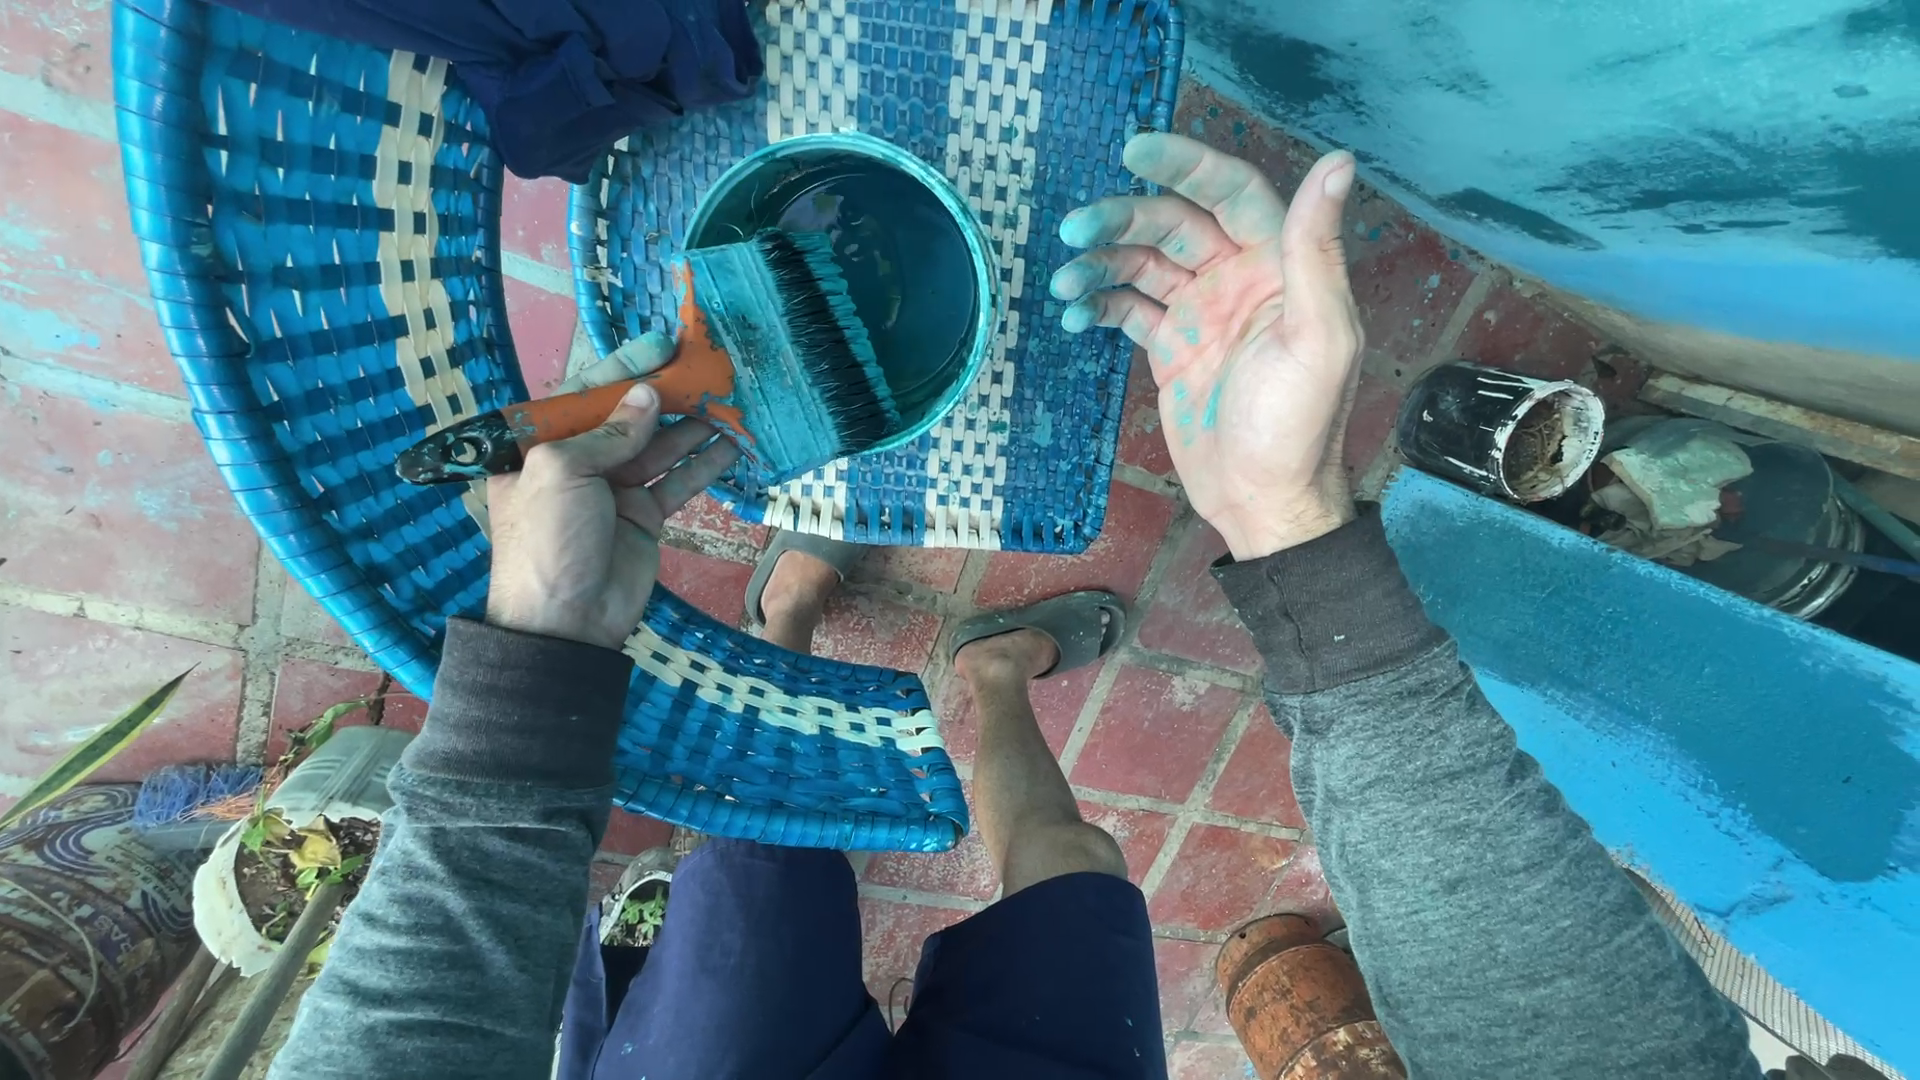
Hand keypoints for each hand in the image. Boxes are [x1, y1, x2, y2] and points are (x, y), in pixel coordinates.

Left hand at [485, 334, 740, 648]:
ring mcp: (617, 487)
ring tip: (729, 402)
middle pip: (630, 416)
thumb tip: (649, 396)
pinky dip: (704, 463)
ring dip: (694, 426)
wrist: (567, 619)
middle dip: (668, 395)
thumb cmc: (549, 538)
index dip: (624, 368)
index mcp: (543, 444)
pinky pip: (679, 480)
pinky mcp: (647, 514)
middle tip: (707, 372)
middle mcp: (582, 460)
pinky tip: (732, 444)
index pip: (587, 393)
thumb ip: (609, 433)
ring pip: (661, 446)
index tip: (662, 344)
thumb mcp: (562, 473)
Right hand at [1052, 134, 1364, 559]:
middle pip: (1172, 225)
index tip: (1132, 151)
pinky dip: (1101, 305)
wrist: (1259, 498)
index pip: (1228, 193)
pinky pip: (1129, 311)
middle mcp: (1236, 279)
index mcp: (1277, 266)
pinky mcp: (1170, 349)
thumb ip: (1316, 254)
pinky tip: (1076, 314)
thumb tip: (1337, 162)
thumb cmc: (1296, 426)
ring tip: (1063, 281)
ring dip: (1101, 265)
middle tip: (1073, 230)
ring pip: (1143, 266)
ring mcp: (1199, 314)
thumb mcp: (1318, 340)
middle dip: (1122, 219)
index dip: (1184, 166)